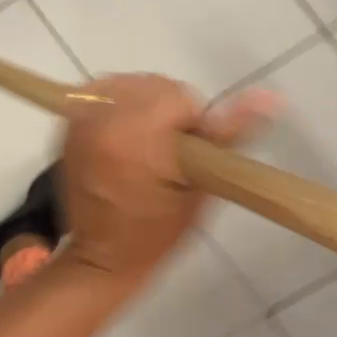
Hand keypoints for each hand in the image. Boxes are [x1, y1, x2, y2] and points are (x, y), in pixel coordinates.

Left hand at [58, 75, 277, 283]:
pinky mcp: (66, 126)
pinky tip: (127, 128)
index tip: (194, 149)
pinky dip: (117, 101)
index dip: (195, 120)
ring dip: (144, 103)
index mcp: (134, 138)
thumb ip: (228, 136)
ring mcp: (78, 122)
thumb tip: (270, 96)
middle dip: (171, 109)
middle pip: (152, 85)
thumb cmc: (158, 231)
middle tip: (173, 146)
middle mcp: (100, 122)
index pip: (178, 96)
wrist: (101, 252)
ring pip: (126, 83)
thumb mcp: (201, 188)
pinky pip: (98, 91)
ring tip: (150, 139)